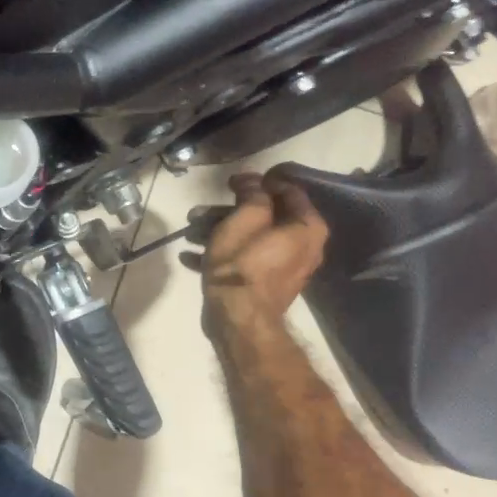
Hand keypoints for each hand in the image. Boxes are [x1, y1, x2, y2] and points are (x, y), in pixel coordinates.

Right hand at [184, 168, 328, 333]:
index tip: (232, 182)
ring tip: (189, 234)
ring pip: (250, 240)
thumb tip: (253, 178)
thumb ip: (252, 194)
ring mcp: (284, 268)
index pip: (289, 191)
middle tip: (198, 212)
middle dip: (228, 212)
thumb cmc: (242, 264)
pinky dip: (221, 255)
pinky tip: (191, 257)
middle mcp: (304, 246)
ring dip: (218, 233)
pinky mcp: (264, 285)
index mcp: (307, 228)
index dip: (260, 182)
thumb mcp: (243, 219)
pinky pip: (244, 261)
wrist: (238, 319)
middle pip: (265, 217)